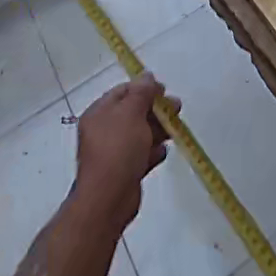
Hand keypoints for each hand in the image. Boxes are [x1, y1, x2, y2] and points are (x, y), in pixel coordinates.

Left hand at [72, 74, 175, 227]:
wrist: (108, 199)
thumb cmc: (118, 149)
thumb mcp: (131, 112)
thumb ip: (142, 92)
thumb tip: (147, 76)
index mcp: (99, 113)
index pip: (123, 92)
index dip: (145, 88)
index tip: (164, 91)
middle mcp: (103, 131)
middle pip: (134, 112)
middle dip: (156, 110)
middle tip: (176, 108)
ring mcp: (113, 152)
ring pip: (140, 133)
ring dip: (158, 130)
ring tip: (174, 131)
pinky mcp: (123, 171)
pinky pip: (141, 155)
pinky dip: (152, 152)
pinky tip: (162, 152)